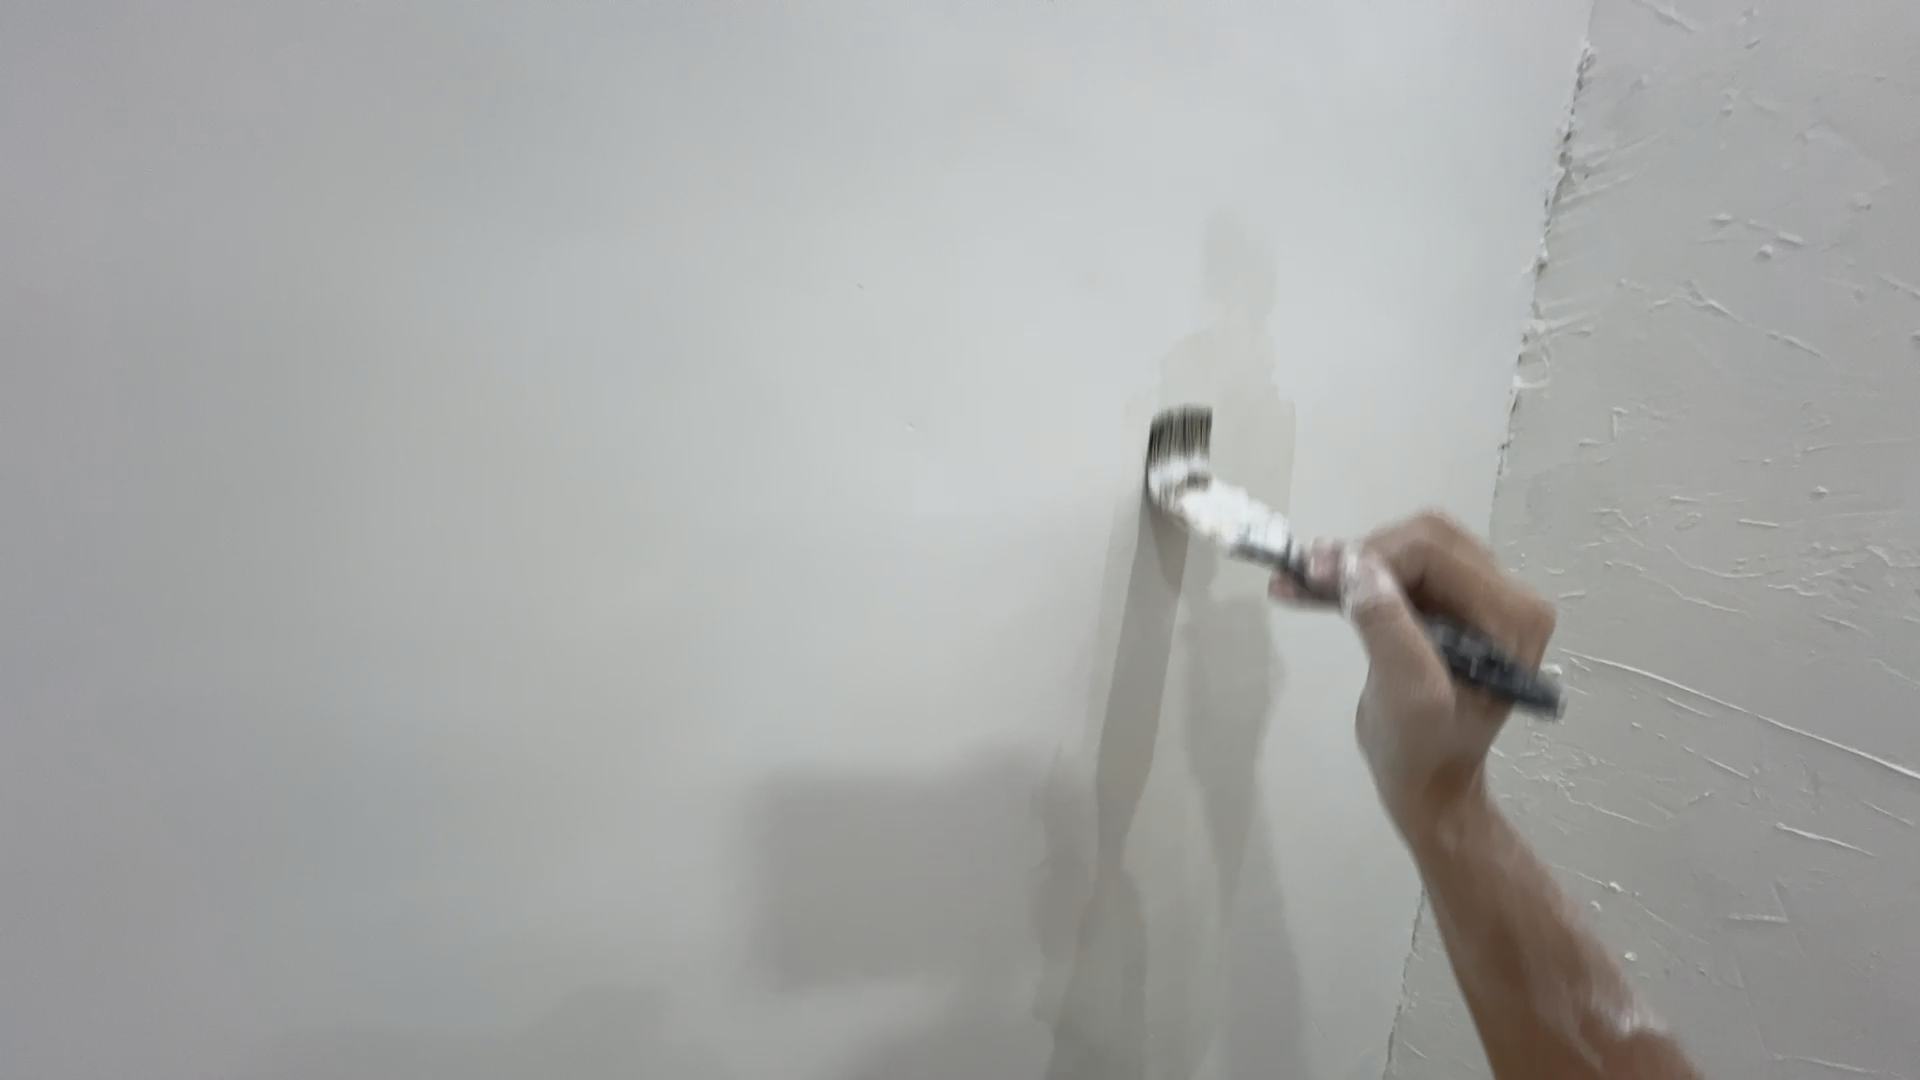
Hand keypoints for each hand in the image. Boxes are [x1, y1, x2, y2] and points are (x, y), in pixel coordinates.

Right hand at [1270, 511, 1556, 835]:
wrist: (1425, 779)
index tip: (1314, 578)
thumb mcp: (1407, 693)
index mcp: (1512, 613)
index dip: (1370, 558)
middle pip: (1420, 538)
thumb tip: (1354, 568)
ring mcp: (1470, 597)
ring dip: (1344, 564)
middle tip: (1304, 577)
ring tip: (1295, 582)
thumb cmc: (1424, 747)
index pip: (1433, 552)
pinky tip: (1303, 589)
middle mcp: (1501, 594)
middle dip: (1357, 555)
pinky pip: (1390, 570)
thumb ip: (1388, 628)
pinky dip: (1345, 578)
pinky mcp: (1438, 604)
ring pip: (1401, 547)